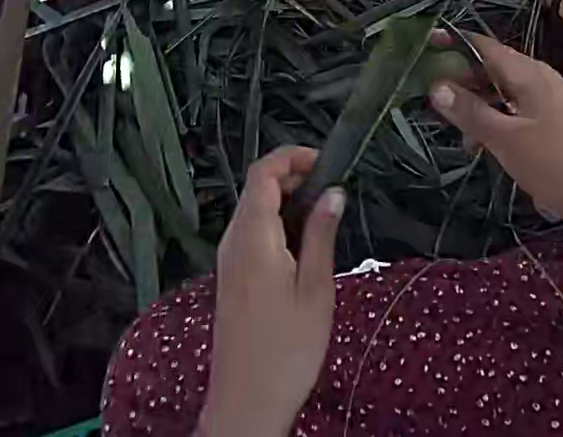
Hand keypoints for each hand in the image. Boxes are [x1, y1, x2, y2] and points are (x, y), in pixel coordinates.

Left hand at [200, 147, 344, 436]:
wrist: (245, 407)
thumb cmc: (286, 350)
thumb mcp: (315, 288)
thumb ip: (322, 233)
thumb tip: (333, 191)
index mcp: (252, 236)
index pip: (263, 172)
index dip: (292, 156)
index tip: (325, 162)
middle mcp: (233, 240)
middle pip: (258, 186)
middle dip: (294, 175)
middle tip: (331, 189)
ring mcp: (228, 258)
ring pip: (255, 207)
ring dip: (288, 199)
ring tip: (324, 215)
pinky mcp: (232, 275)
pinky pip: (253, 230)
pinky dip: (278, 220)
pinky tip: (304, 243)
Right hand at [428, 31, 562, 235]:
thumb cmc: (556, 166)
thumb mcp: (505, 140)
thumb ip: (469, 111)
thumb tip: (435, 85)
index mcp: (528, 72)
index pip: (483, 45)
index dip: (453, 42)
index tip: (424, 45)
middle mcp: (538, 77)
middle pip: (491, 66)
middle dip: (460, 78)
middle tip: (430, 96)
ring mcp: (547, 99)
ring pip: (501, 91)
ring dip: (476, 105)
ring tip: (457, 133)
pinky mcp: (552, 120)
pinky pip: (514, 109)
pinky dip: (494, 120)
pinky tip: (484, 146)